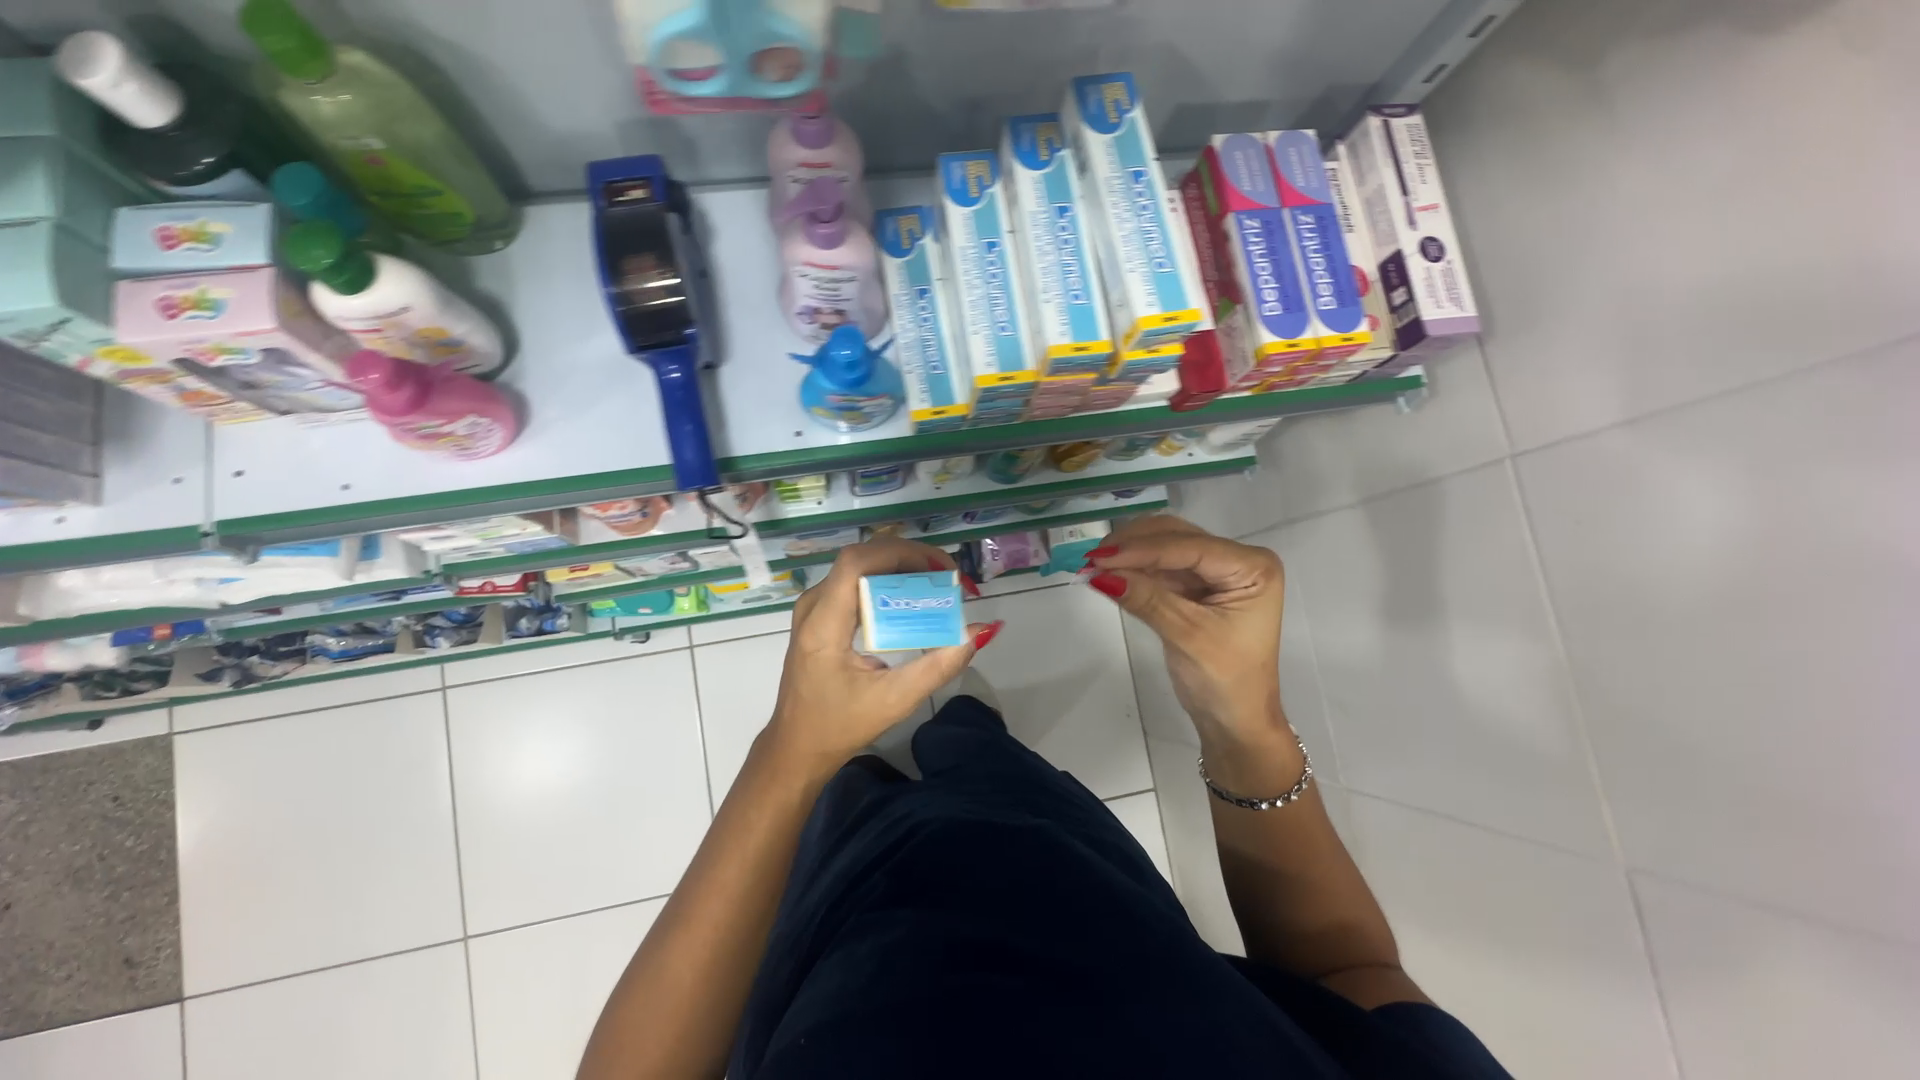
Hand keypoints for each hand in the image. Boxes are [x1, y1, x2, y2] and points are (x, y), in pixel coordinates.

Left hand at [765, 538, 1001, 773]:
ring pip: (860, 568)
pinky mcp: (821, 616)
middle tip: (949, 580)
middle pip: (862, 559)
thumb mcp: (895, 700)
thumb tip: (980, 631)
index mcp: (823, 624)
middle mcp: (814, 606)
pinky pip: (856, 584)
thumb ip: (939, 666)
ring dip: (901, 569)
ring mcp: (814, 609)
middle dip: (910, 559)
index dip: (902, 553)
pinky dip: (888, 583)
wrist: (797, 747)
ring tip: (939, 586)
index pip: (857, 563)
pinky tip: (915, 599)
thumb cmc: (840, 726)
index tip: (941, 570)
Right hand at [1083, 515, 1284, 736]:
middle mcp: (1238, 560)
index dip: (1143, 549)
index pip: (1191, 547)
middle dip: (1134, 547)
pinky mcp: (1197, 586)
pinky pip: (1162, 569)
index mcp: (1253, 567)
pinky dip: (1135, 570)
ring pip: (1166, 548)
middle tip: (1091, 560)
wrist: (1236, 720)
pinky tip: (1108, 574)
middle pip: (1178, 538)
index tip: (1100, 556)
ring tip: (1093, 566)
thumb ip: (1146, 600)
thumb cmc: (1225, 681)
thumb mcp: (1188, 637)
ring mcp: (1217, 572)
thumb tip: (1099, 574)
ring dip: (1130, 555)